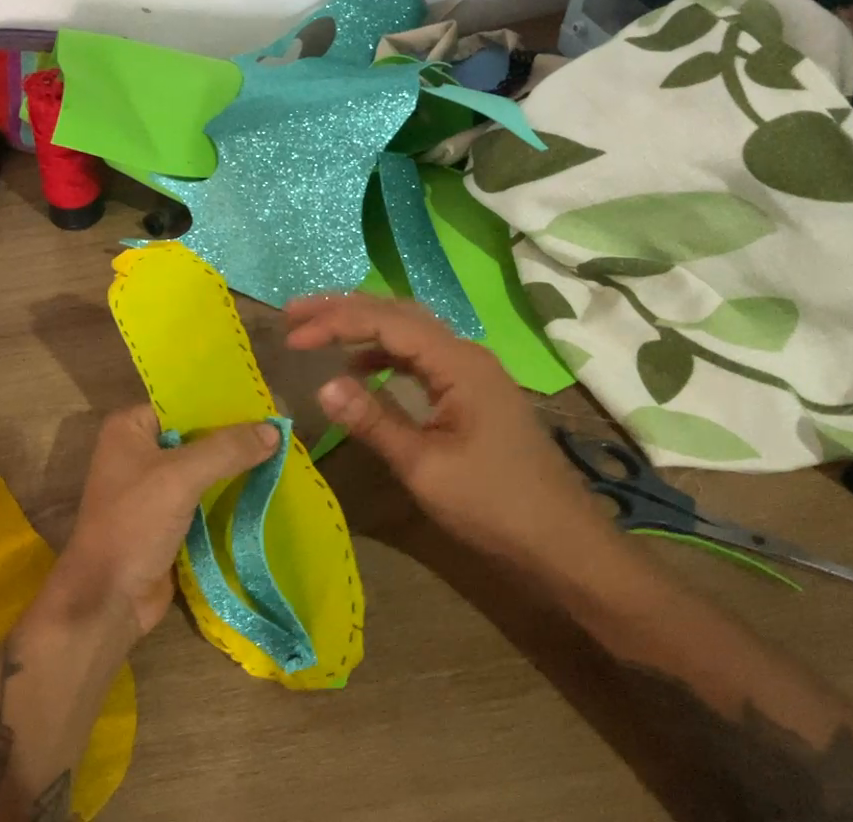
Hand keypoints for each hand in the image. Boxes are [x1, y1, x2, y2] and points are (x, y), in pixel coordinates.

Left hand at [51, 407, 281, 637]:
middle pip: (196, 436)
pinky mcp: (168, 519)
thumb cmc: (134, 523)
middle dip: (236, 439)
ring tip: (285, 460)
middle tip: (285, 435)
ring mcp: (153, 488)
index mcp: (129, 428)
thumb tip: (274, 429)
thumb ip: (226, 450)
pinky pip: (205, 498)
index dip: (224, 405)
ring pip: (204, 469)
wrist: (110, 596)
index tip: (268, 407)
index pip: (183, 404)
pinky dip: (230, 496)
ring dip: (237, 470)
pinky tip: (268, 492)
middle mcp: (138, 451)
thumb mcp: (180, 477)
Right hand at [283, 294, 610, 564]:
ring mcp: (473, 373)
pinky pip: (421, 357)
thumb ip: (373, 421)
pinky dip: (384, 354)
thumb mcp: (423, 466)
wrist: (561, 543)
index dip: (334, 323)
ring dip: (363, 327)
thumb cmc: (493, 505)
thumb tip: (322, 385)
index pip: (386, 322)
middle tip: (294, 314)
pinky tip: (360, 370)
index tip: (291, 337)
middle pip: (398, 314)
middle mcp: (467, 356)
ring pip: (410, 332)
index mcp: (458, 364)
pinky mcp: (473, 394)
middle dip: (344, 309)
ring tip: (318, 332)